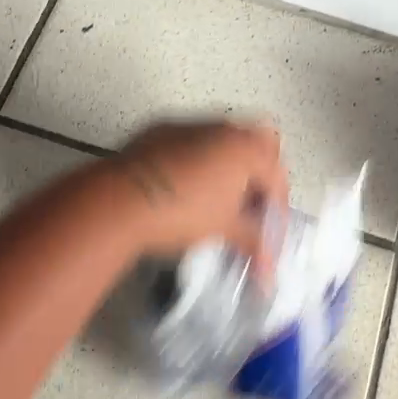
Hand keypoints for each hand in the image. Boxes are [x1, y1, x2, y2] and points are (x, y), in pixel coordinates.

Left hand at [106, 120, 289, 273]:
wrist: (119, 199)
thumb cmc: (181, 212)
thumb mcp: (224, 229)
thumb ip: (254, 244)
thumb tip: (270, 274)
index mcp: (246, 147)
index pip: (278, 175)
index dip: (278, 208)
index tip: (269, 234)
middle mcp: (223, 127)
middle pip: (259, 142)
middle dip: (261, 172)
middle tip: (252, 205)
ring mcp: (190, 124)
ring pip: (224, 138)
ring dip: (230, 164)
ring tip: (219, 199)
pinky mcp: (160, 129)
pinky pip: (193, 140)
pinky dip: (199, 159)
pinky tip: (185, 187)